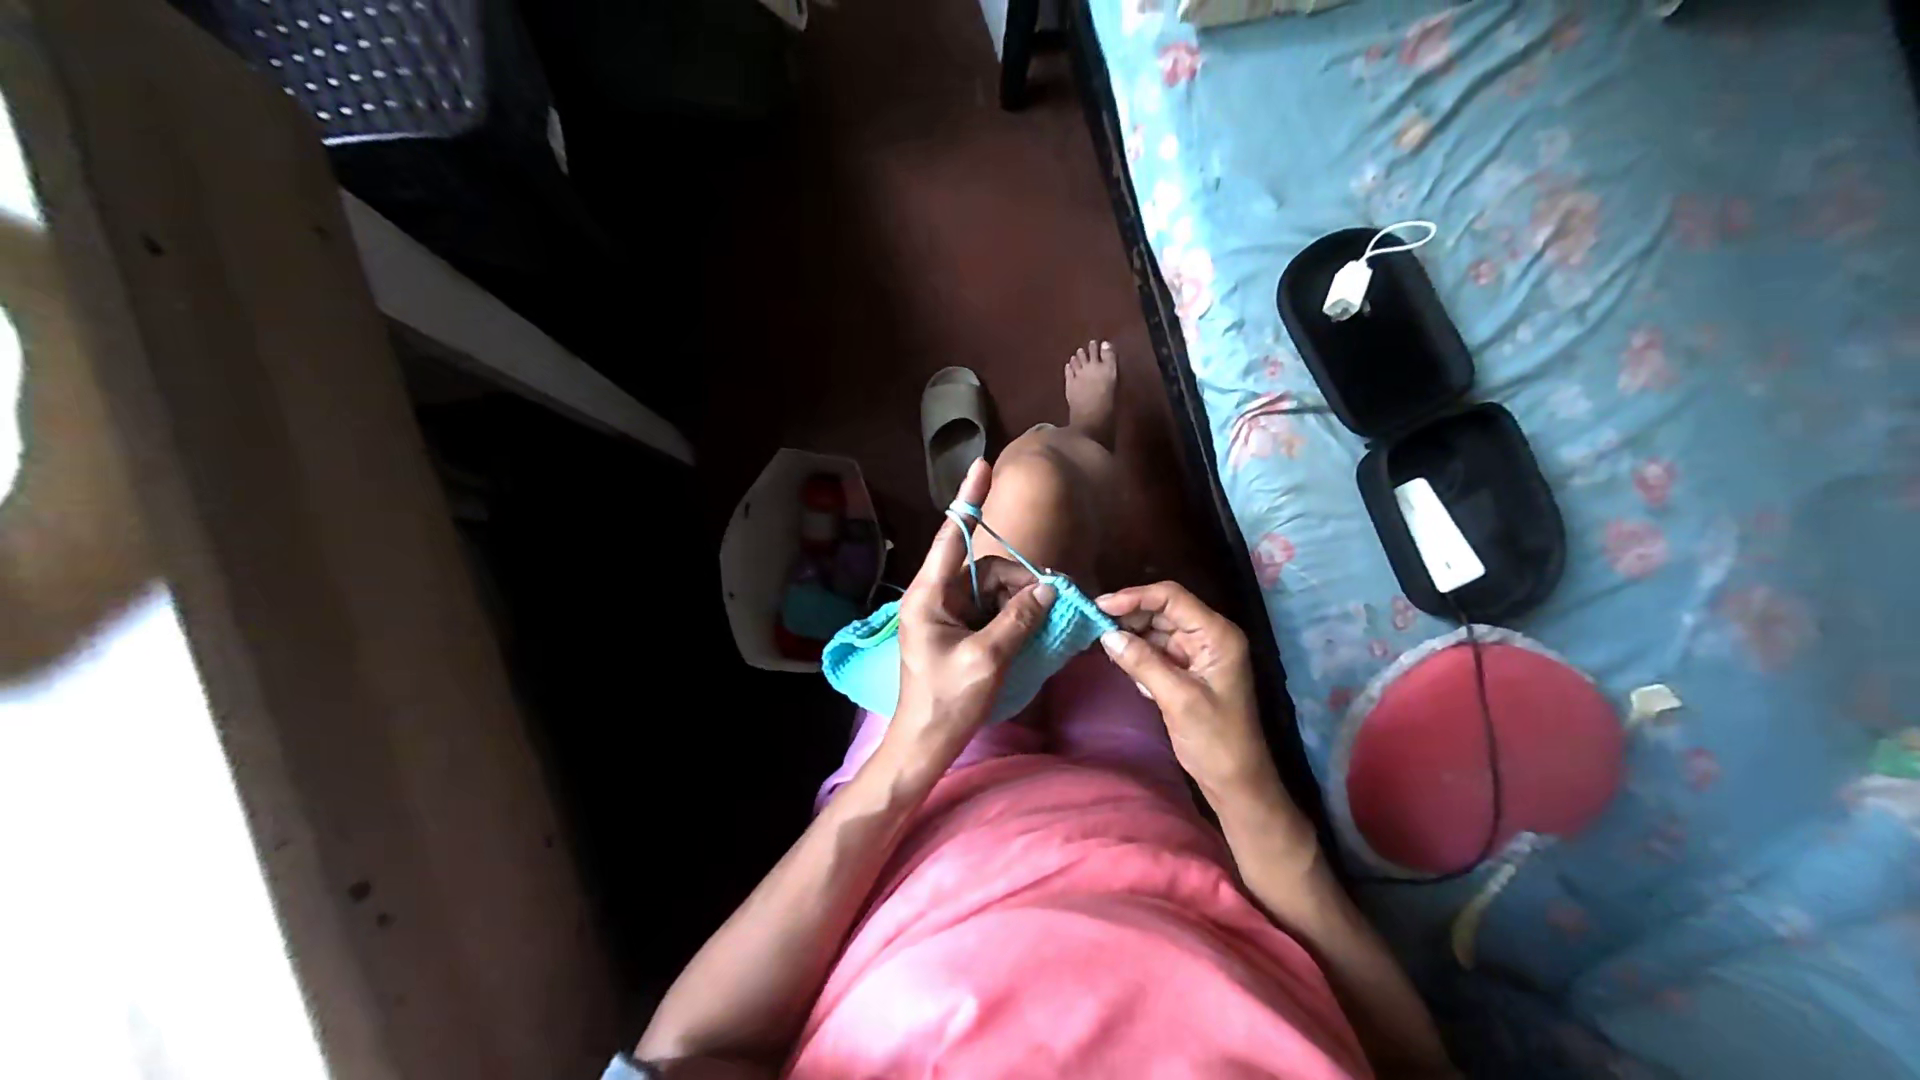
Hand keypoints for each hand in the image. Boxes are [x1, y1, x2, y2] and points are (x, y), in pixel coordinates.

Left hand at [889, 459, 1054, 763]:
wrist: (926, 742)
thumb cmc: (948, 701)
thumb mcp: (988, 658)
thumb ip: (1019, 618)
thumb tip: (1049, 587)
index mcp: (929, 596)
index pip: (951, 537)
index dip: (968, 500)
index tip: (982, 465)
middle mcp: (935, 596)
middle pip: (983, 567)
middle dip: (1016, 579)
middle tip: (1048, 601)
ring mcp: (946, 613)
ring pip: (990, 588)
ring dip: (1017, 599)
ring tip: (1040, 621)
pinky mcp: (957, 629)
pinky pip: (989, 607)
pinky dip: (1011, 613)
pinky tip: (1030, 627)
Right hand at [1095, 581, 1277, 800]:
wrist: (1236, 781)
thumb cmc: (1215, 740)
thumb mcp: (1177, 699)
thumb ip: (1142, 663)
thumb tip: (1107, 635)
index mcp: (1216, 635)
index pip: (1171, 598)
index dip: (1134, 597)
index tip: (1100, 606)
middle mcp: (1208, 636)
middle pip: (1162, 610)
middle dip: (1129, 614)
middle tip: (1093, 623)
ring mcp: (1197, 653)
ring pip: (1156, 629)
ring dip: (1130, 633)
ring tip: (1100, 640)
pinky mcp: (1186, 669)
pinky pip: (1156, 650)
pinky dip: (1137, 652)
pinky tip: (1121, 661)